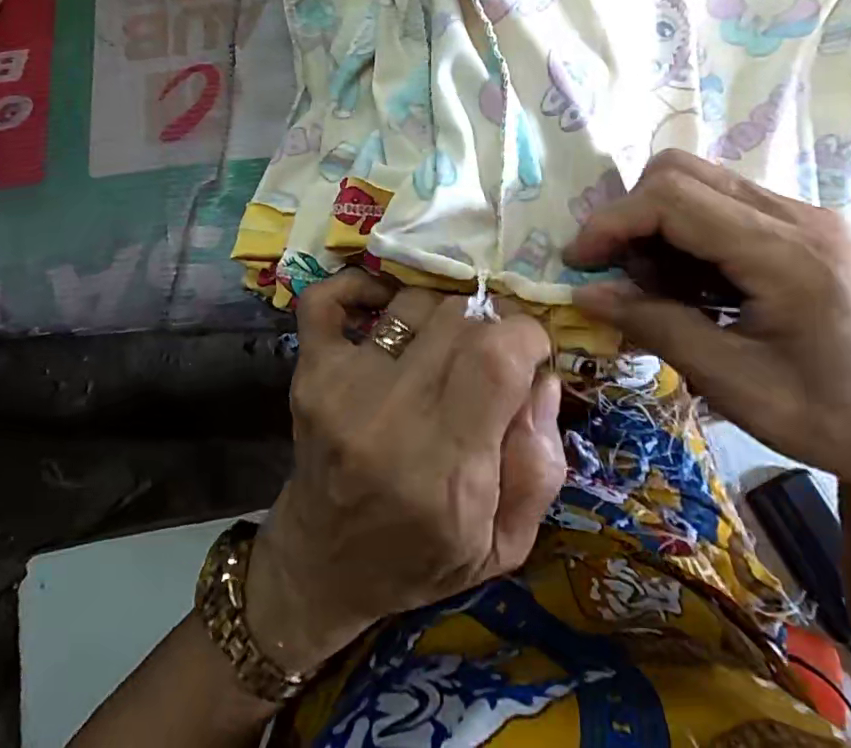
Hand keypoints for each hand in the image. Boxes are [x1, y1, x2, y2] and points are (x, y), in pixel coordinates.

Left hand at [245, 272, 565, 673]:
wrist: (325, 562)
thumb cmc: (420, 558)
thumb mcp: (503, 544)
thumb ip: (539, 464)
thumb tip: (542, 378)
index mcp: (444, 468)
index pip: (495, 356)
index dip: (527, 337)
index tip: (531, 356)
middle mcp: (387, 417)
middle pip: (458, 319)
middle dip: (492, 324)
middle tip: (493, 351)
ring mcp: (339, 388)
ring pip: (410, 302)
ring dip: (441, 312)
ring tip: (446, 345)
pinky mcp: (308, 373)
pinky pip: (325, 300)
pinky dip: (360, 287)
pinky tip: (388, 306)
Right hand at [562, 150, 850, 524]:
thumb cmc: (830, 418)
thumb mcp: (733, 383)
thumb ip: (655, 326)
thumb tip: (584, 292)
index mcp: (787, 255)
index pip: (672, 199)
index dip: (611, 222)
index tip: (579, 263)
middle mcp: (798, 218)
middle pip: (681, 172)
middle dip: (629, 216)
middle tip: (616, 273)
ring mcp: (805, 219)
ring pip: (699, 183)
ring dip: (655, 225)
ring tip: (655, 288)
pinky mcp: (804, 231)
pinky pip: (722, 206)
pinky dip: (684, 234)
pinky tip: (691, 287)